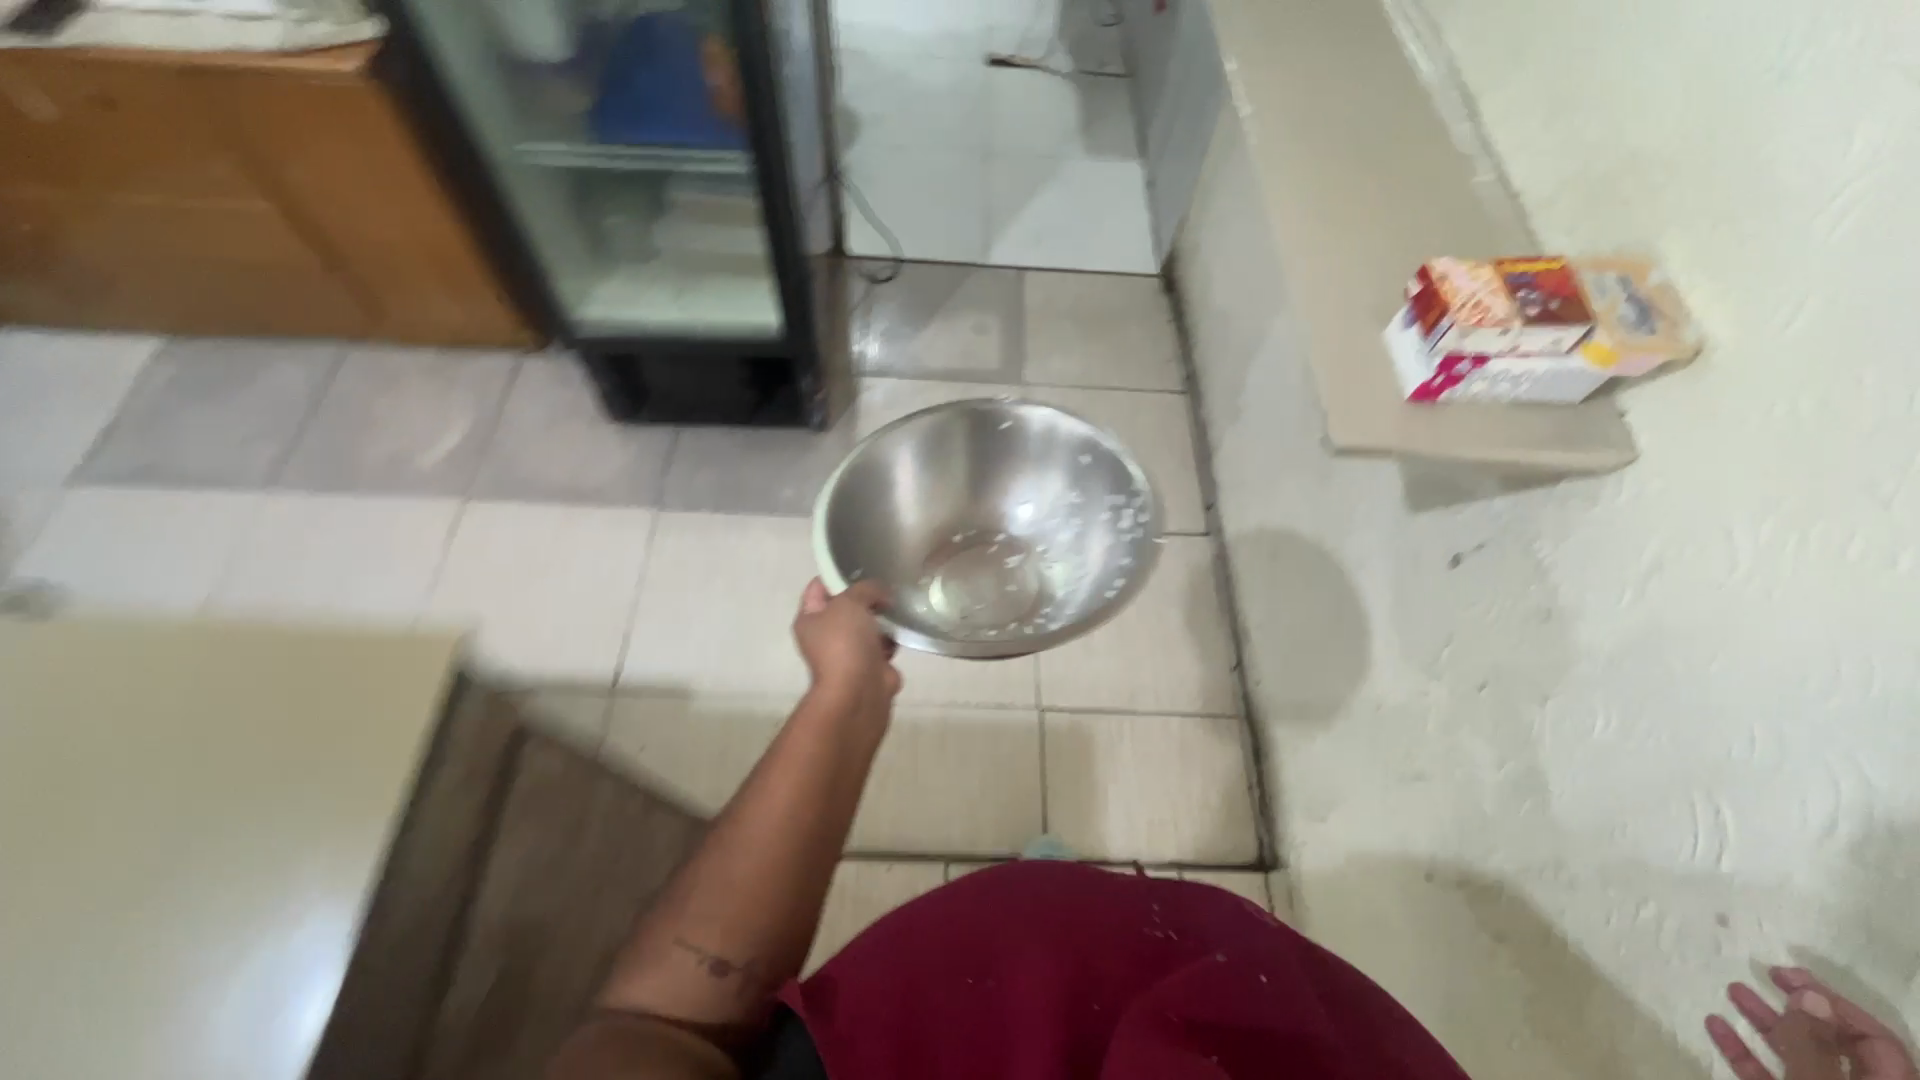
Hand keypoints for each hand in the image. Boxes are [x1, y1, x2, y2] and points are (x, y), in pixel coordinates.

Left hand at [792, 579, 900, 703]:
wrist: (859, 690)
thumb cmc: (844, 642)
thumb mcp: (850, 602)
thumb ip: (865, 588)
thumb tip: (881, 593)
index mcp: (808, 619)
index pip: (818, 587)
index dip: (837, 575)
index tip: (862, 568)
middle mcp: (824, 635)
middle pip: (846, 606)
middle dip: (866, 597)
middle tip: (885, 588)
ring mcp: (846, 652)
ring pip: (866, 625)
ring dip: (881, 619)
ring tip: (896, 609)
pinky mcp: (868, 666)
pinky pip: (881, 644)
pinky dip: (891, 640)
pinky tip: (900, 633)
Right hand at [1708, 966, 1916, 1079]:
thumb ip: (1813, 1045)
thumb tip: (1807, 993)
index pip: (1874, 1038)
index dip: (1836, 1004)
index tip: (1791, 976)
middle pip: (1834, 1042)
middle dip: (1798, 1005)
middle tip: (1769, 972)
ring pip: (1797, 1054)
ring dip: (1763, 1020)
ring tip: (1733, 989)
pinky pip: (1767, 1073)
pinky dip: (1742, 1049)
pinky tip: (1715, 1024)